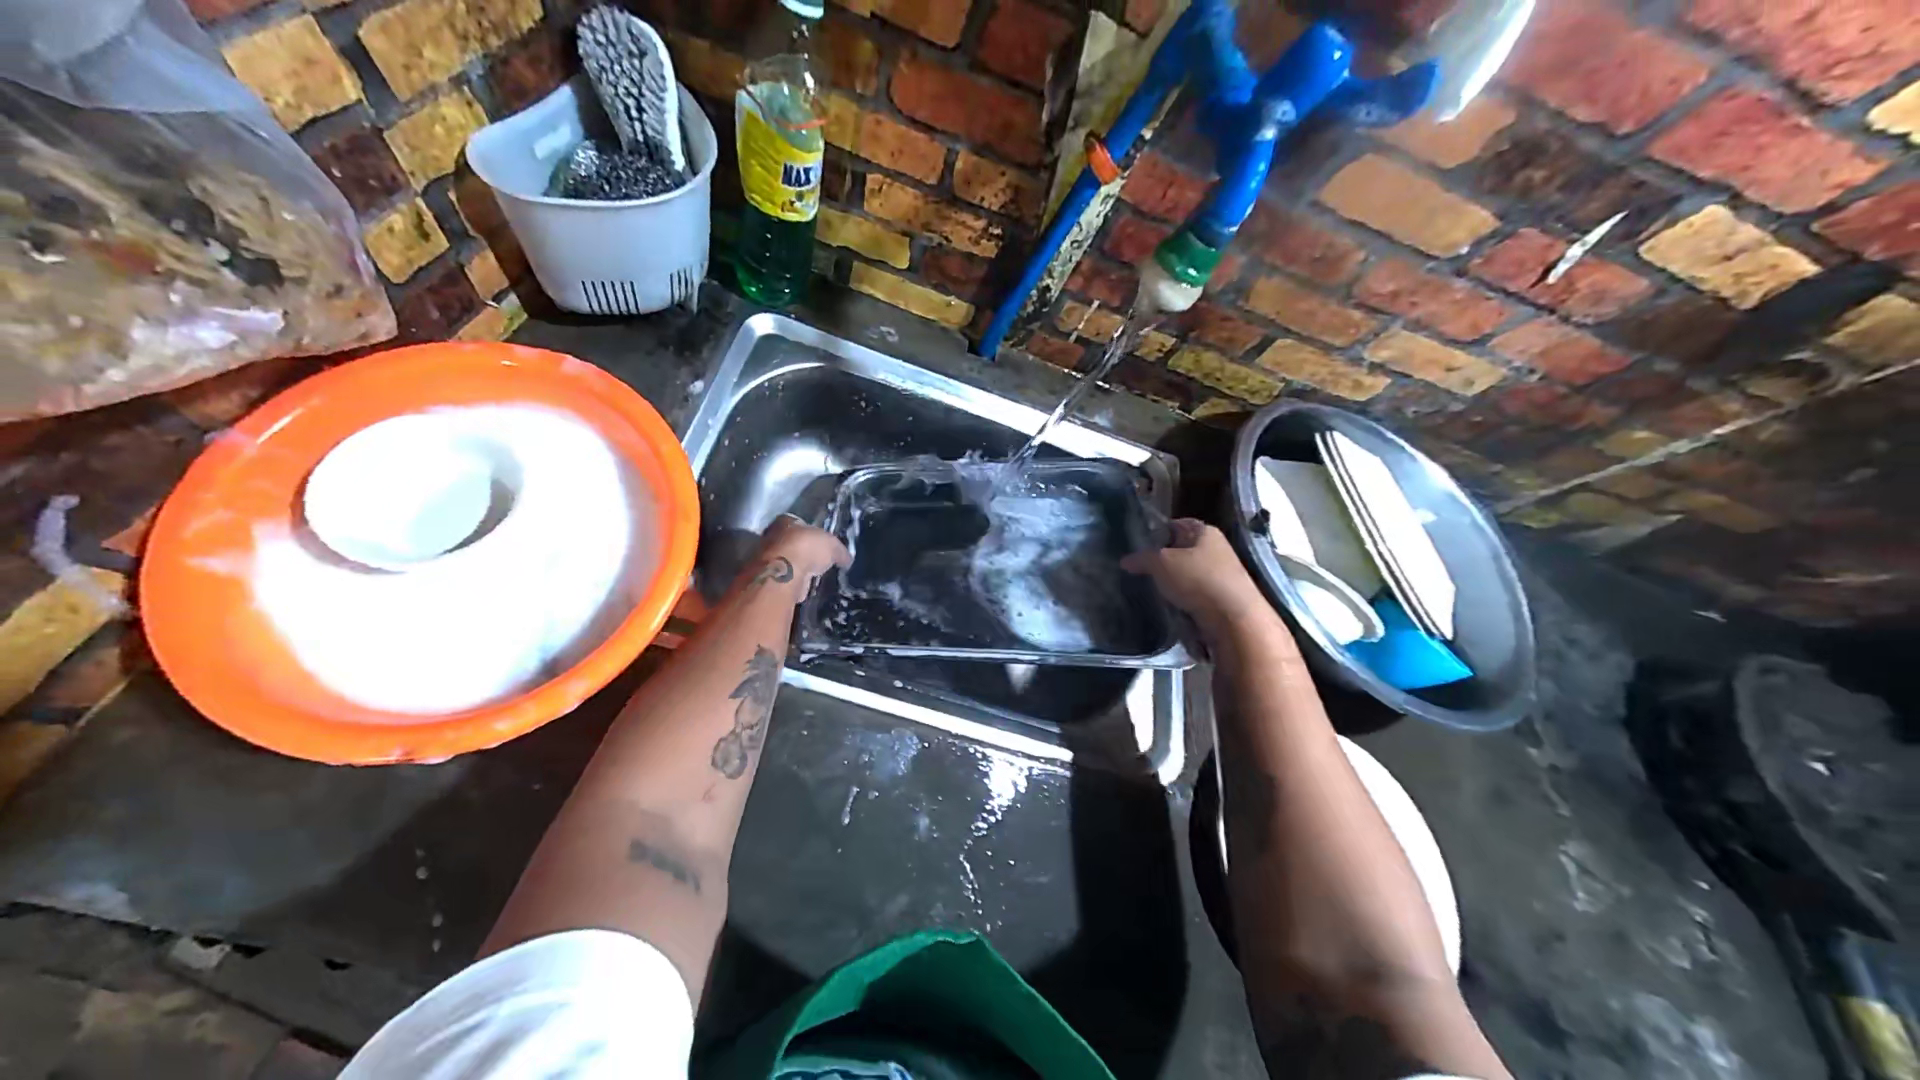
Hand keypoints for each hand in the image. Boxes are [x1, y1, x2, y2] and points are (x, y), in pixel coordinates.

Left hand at [746, 516, 849, 591]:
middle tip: (817, 563)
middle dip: (802, 553)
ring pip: (784, 563)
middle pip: (789, 543)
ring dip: (795, 570)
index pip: (798, 523)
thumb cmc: (806, 548)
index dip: (811, 534)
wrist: (783, 574)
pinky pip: (782, 580)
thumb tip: (847, 559)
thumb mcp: (833, 546)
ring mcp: (765, 558)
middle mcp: (770, 536)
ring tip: (812, 579)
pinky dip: (791, 584)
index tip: (821, 545)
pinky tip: (802, 589)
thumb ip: (839, 551)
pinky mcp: (765, 579)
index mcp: (785, 521)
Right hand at [1121, 519, 1273, 634]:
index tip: (1138, 546)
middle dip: (1162, 560)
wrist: (1234, 619)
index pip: (1176, 524)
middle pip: (1181, 550)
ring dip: (1171, 582)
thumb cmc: (1197, 579)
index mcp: (1205, 532)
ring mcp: (1222, 574)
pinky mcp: (1222, 598)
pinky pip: (1194, 594)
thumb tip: (1125, 561)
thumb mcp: (1161, 563)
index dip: (1157, 532)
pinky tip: (1168, 606)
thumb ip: (1141, 558)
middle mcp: (1217, 549)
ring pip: (1187, 574)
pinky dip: (1182, 599)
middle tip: (1139, 569)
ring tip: (1150, 589)